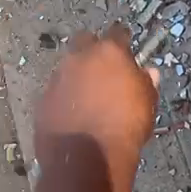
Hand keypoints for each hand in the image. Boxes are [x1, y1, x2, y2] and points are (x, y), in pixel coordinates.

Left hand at [34, 22, 159, 191]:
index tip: (128, 47)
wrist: (86, 159)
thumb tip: (148, 72)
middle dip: (93, 49)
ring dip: (77, 75)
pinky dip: (65, 97)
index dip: (124, 39)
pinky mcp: (42, 102)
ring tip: (89, 94)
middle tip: (104, 67)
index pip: (118, 32)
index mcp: (109, 52)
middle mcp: (79, 58)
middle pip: (84, 41)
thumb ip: (146, 82)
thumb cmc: (126, 125)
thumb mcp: (147, 101)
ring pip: (67, 68)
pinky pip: (56, 92)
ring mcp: (57, 79)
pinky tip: (74, 113)